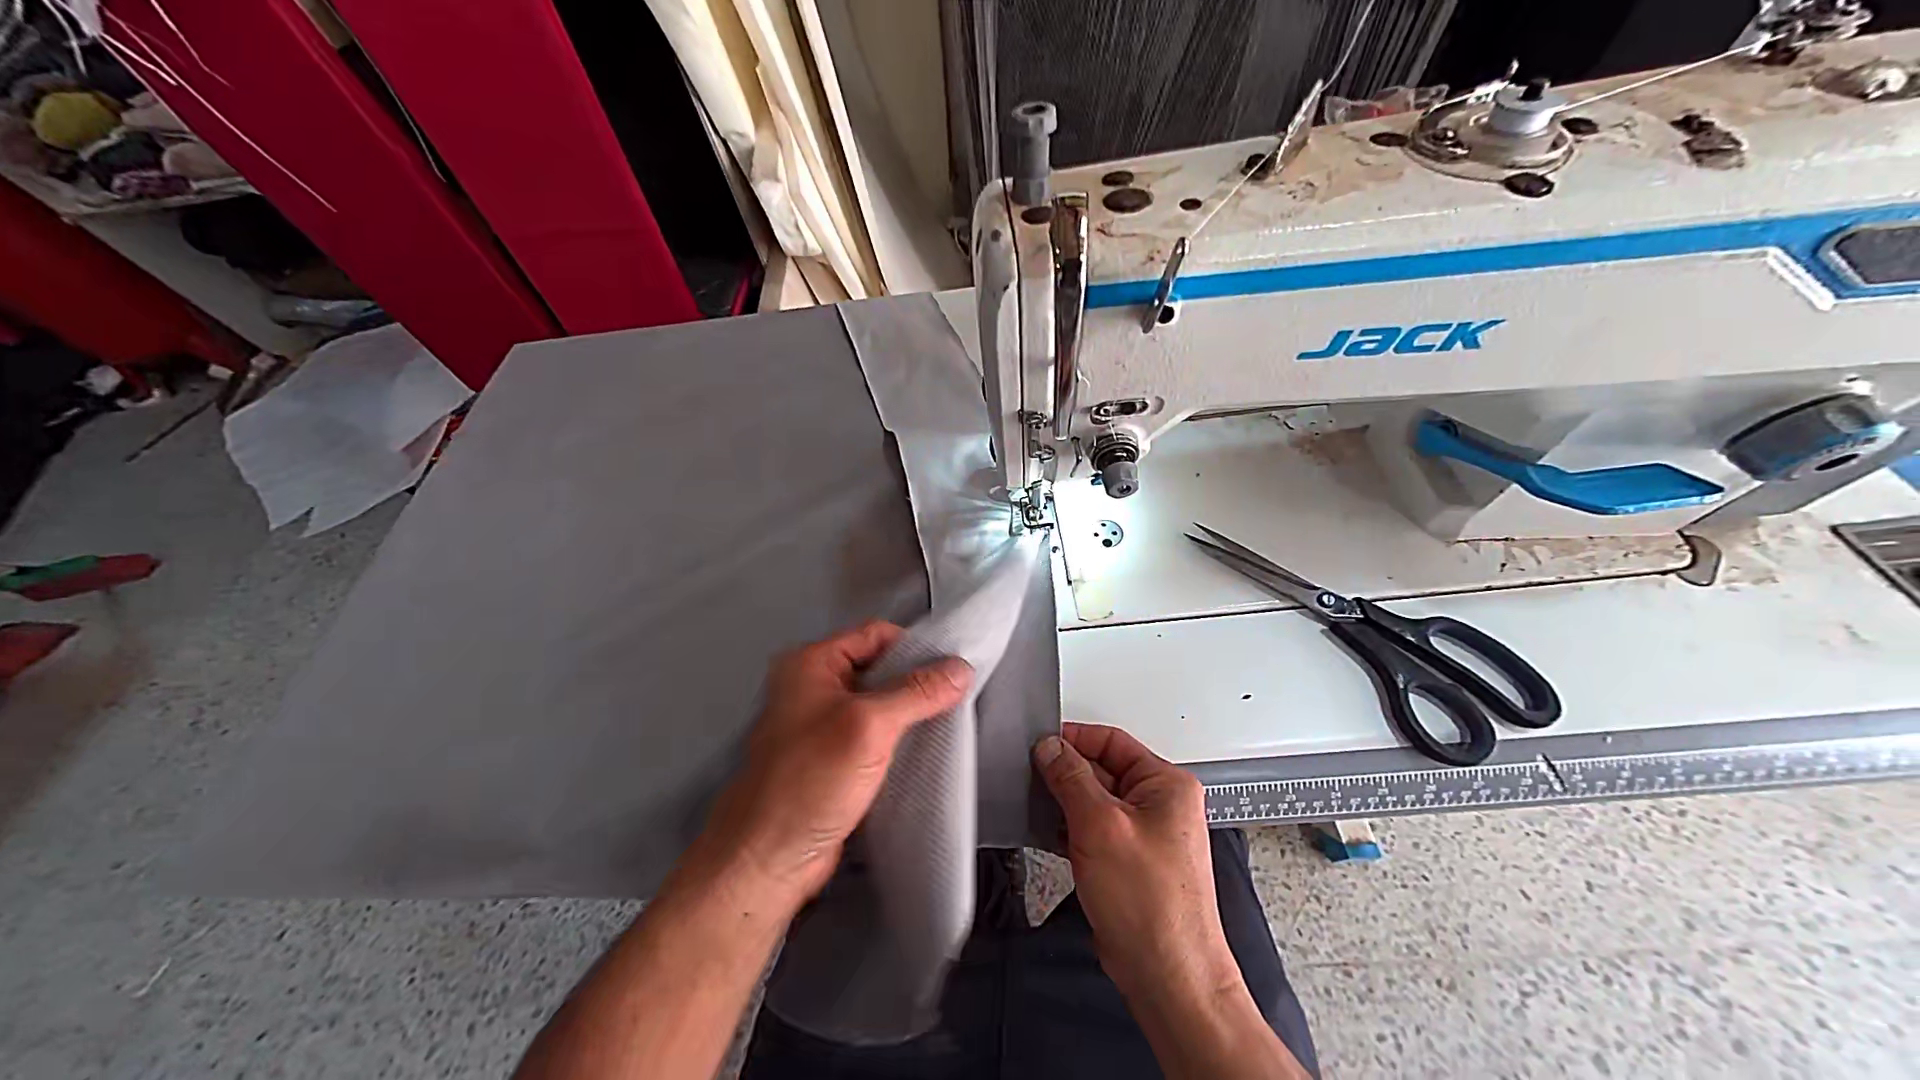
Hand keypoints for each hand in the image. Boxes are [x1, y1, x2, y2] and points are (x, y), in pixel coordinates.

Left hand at [682, 620, 972, 909]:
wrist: (769, 860)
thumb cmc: (804, 784)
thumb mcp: (868, 727)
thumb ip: (916, 693)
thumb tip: (957, 670)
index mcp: (810, 664)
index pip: (874, 634)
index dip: (913, 646)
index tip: (947, 667)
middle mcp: (812, 689)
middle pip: (879, 669)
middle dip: (915, 682)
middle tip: (950, 696)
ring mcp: (821, 727)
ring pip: (878, 706)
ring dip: (908, 715)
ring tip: (941, 724)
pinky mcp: (832, 761)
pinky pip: (873, 738)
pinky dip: (897, 741)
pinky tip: (920, 753)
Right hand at [1034, 727, 1306, 1079]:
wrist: (1166, 975)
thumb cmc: (1155, 907)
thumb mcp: (1100, 824)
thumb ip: (1070, 778)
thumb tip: (1050, 748)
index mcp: (1167, 785)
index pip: (1113, 740)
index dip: (1075, 738)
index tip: (1041, 744)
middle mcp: (1160, 806)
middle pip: (1102, 769)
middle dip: (1066, 775)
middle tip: (1034, 777)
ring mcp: (1144, 834)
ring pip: (1094, 801)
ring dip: (1065, 804)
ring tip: (1040, 808)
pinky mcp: (1128, 860)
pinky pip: (1092, 829)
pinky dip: (1069, 829)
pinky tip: (1049, 834)